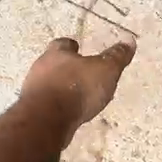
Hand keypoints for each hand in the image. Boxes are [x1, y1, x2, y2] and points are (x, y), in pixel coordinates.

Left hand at [19, 37, 135, 143]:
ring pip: (47, 84)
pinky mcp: (32, 112)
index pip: (62, 44)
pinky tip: (69, 113)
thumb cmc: (77, 89)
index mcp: (56, 54)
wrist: (46, 122)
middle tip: (80, 73)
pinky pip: (46, 105)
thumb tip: (129, 40)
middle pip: (52, 64)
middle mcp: (40, 69)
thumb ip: (116, 57)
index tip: (78, 47)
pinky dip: (56, 107)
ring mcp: (32, 92)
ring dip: (60, 89)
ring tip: (77, 96)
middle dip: (66, 68)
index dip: (71, 46)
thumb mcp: (105, 70)